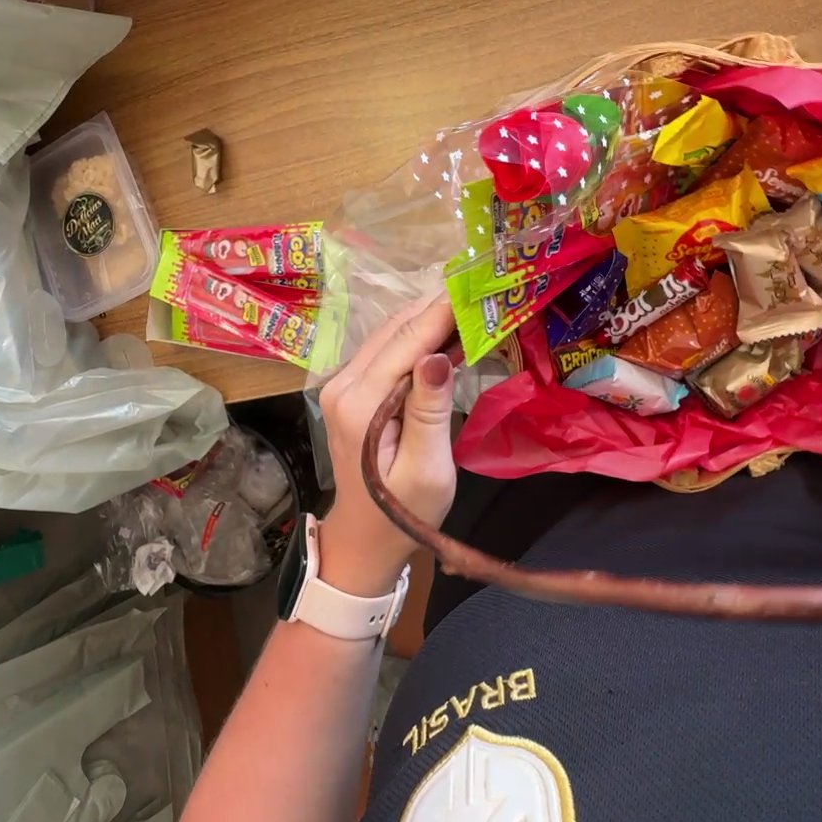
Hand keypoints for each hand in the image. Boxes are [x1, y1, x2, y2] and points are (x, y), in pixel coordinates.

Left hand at [317, 297, 457, 597]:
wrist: (364, 537)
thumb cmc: (403, 512)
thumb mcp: (427, 469)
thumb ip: (430, 410)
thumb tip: (436, 355)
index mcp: (361, 403)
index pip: (407, 342)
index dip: (443, 311)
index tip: (477, 283)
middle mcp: (343, 384)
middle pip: (394, 330)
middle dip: (437, 306)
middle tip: (480, 284)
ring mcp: (341, 384)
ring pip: (388, 335)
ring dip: (426, 317)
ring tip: (467, 299)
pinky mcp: (349, 389)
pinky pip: (384, 350)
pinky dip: (414, 335)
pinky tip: (442, 329)